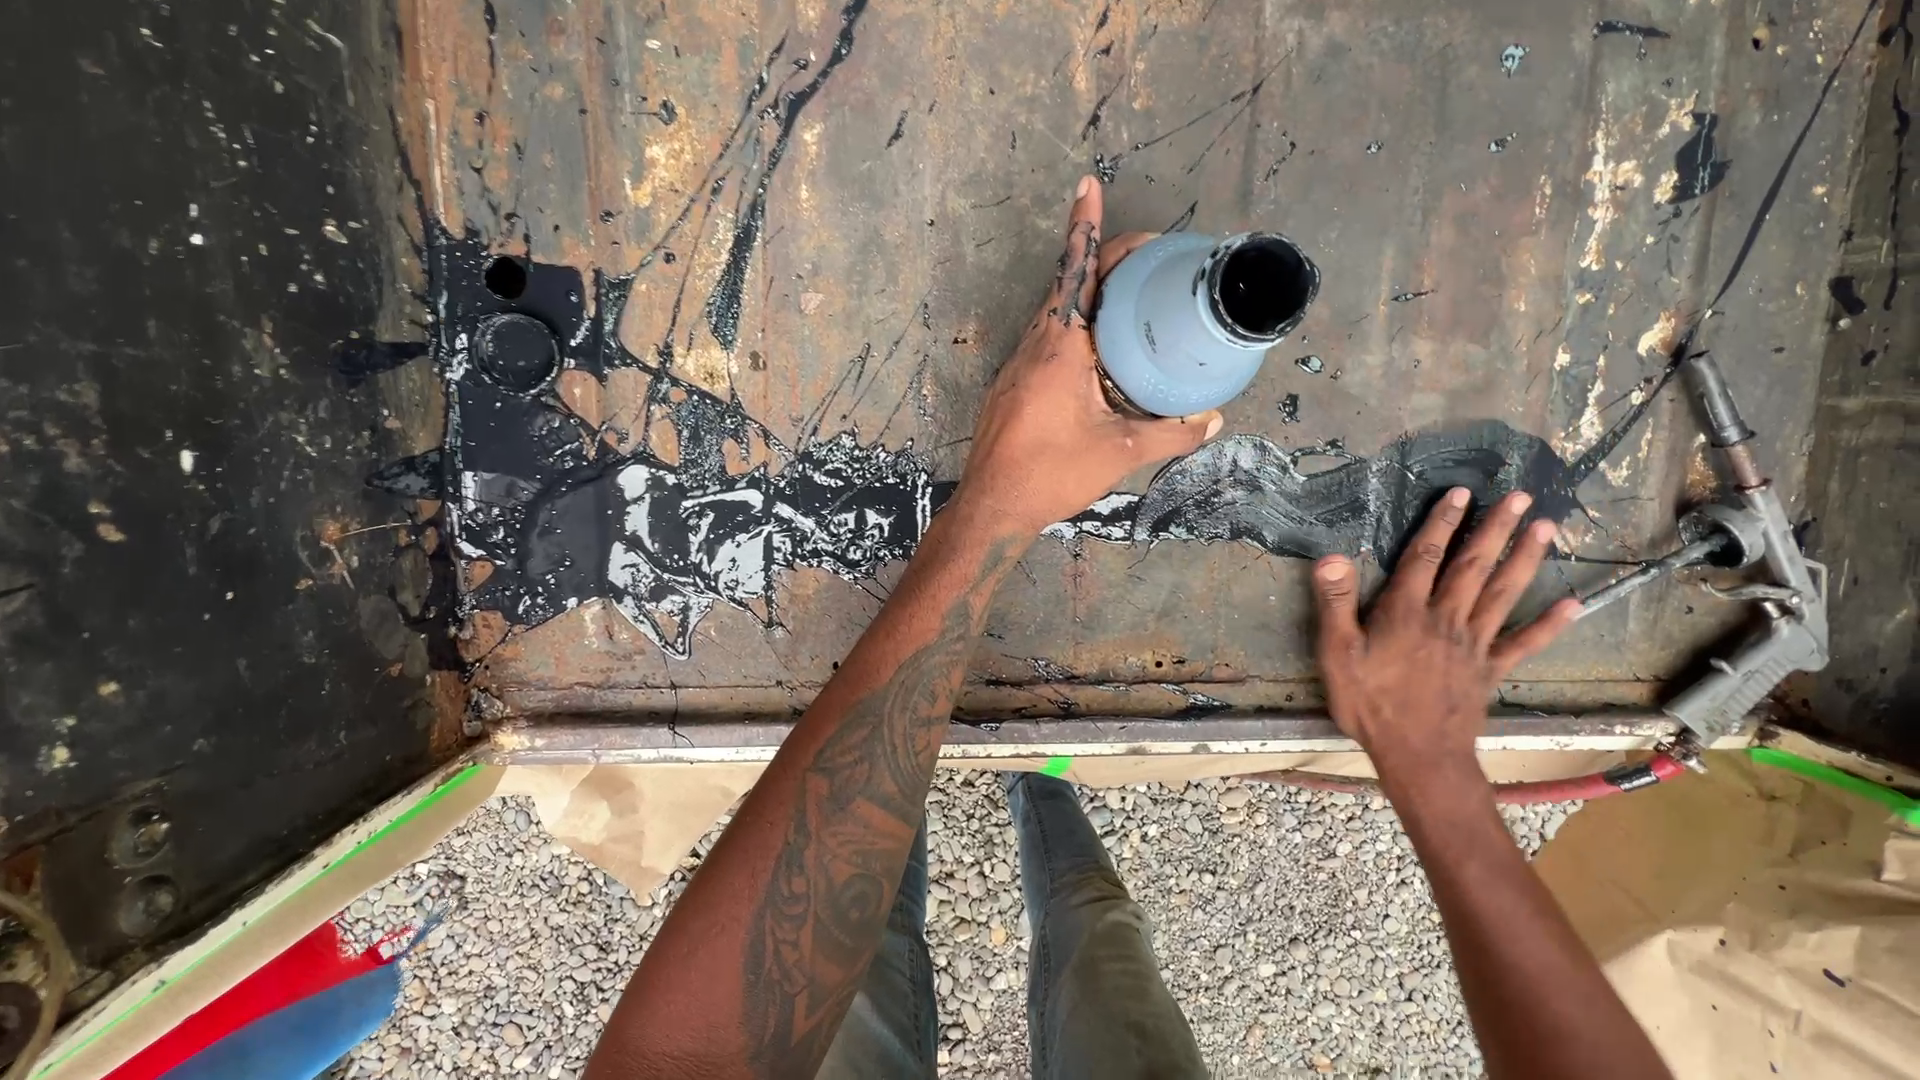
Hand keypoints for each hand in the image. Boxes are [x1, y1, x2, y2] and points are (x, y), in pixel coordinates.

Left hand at [949, 176, 1223, 536]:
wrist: (992, 506)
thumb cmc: (1049, 474)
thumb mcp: (1118, 453)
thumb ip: (1170, 434)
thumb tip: (1213, 420)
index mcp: (1059, 347)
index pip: (1075, 272)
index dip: (1085, 227)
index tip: (1088, 186)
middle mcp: (1035, 345)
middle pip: (1070, 285)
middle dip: (1105, 259)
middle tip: (1148, 250)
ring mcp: (1019, 365)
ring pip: (1057, 314)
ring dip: (1090, 294)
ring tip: (1131, 292)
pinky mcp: (1014, 386)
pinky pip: (1048, 341)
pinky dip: (1076, 328)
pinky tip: (1098, 349)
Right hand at [1311, 488, 1579, 784]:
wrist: (1418, 755)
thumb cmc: (1370, 704)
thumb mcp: (1337, 654)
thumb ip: (1336, 604)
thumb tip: (1331, 557)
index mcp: (1405, 612)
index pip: (1424, 557)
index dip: (1441, 523)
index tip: (1459, 493)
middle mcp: (1445, 619)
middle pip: (1472, 566)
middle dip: (1493, 529)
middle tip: (1518, 496)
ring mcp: (1473, 645)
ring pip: (1501, 594)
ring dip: (1524, 559)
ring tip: (1545, 528)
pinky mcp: (1490, 670)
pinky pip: (1523, 643)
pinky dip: (1549, 624)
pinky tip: (1573, 604)